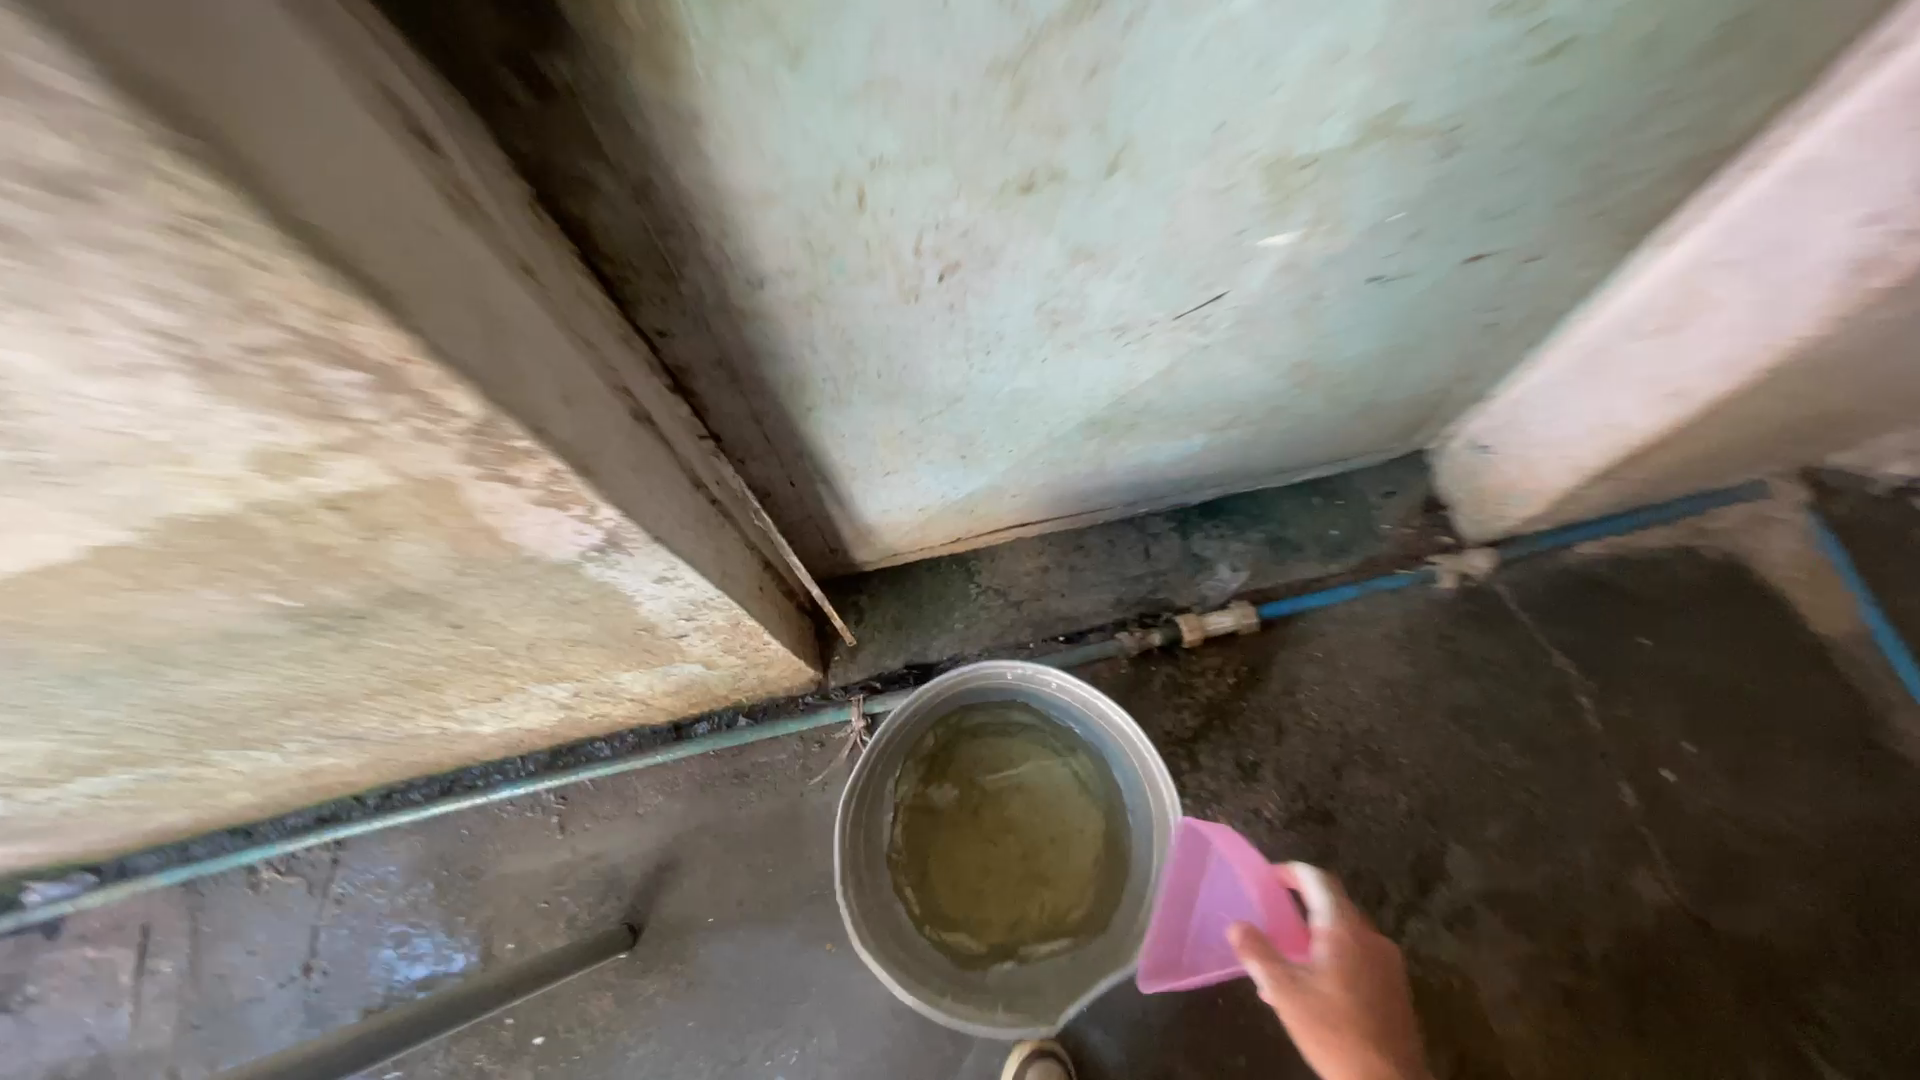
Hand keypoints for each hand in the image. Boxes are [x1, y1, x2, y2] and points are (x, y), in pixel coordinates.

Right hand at [1228, 864, 1431, 1079]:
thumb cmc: (1334, 1032)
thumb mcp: (1284, 992)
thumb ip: (1257, 953)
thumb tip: (1237, 925)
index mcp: (1344, 929)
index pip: (1318, 879)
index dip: (1291, 871)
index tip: (1268, 879)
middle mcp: (1370, 937)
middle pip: (1334, 904)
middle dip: (1301, 906)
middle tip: (1272, 920)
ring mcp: (1388, 963)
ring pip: (1346, 933)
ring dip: (1316, 936)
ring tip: (1288, 960)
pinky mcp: (1395, 988)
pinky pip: (1359, 956)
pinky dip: (1334, 956)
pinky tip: (1315, 989)